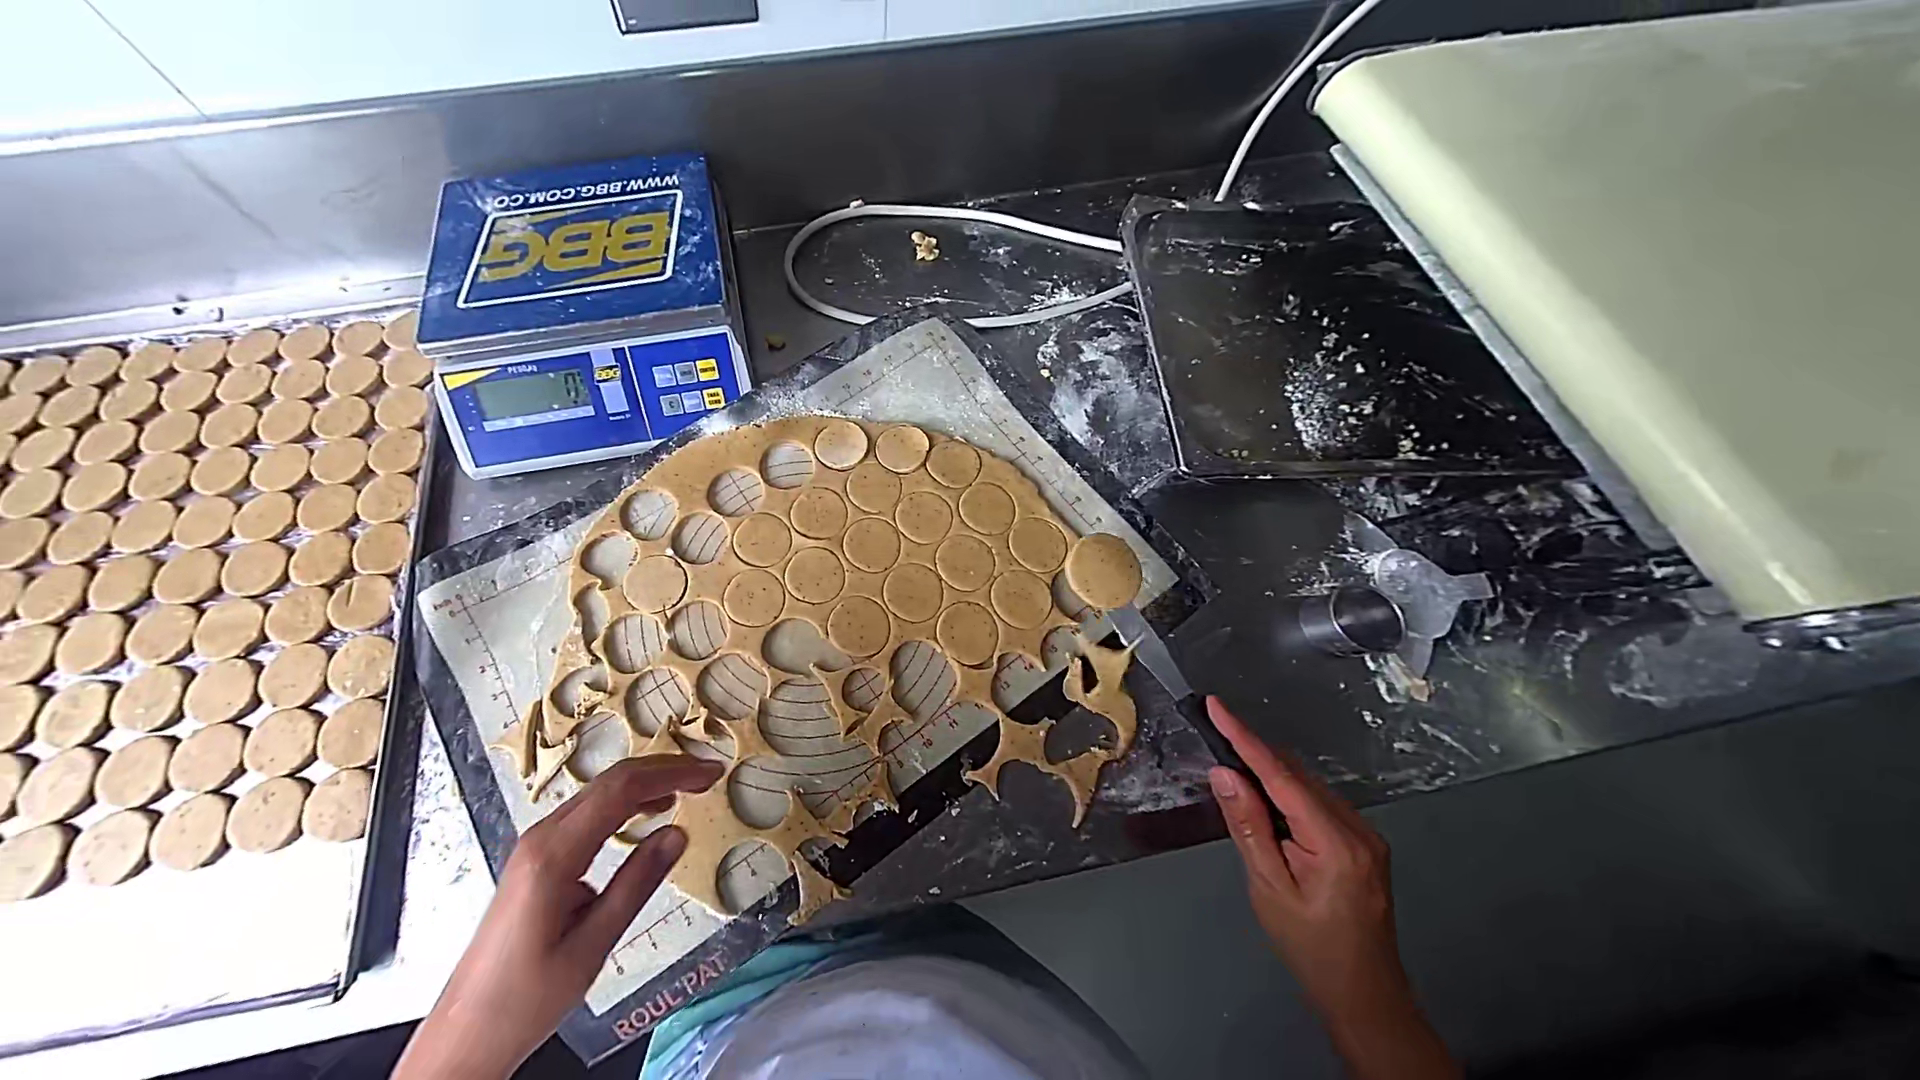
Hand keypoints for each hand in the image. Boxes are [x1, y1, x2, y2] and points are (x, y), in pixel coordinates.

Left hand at [395, 755, 723, 1079]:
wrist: (464, 1036)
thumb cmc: (525, 1000)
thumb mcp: (593, 945)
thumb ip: (637, 883)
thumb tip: (678, 833)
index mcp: (554, 855)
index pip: (622, 789)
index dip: (672, 772)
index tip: (710, 774)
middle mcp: (541, 838)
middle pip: (611, 780)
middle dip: (665, 769)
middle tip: (708, 774)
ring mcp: (536, 845)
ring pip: (600, 791)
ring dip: (648, 781)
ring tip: (689, 787)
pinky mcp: (538, 858)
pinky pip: (590, 811)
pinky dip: (627, 801)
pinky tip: (649, 810)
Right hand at [1206, 697, 1457, 1079]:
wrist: (1364, 995)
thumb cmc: (1310, 947)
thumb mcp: (1269, 887)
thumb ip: (1248, 825)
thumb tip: (1225, 772)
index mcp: (1336, 842)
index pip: (1281, 776)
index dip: (1245, 737)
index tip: (1217, 706)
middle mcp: (1358, 828)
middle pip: (1296, 774)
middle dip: (1253, 753)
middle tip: (1213, 736)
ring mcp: (1365, 834)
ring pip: (1307, 785)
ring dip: (1269, 773)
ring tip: (1232, 772)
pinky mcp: (1363, 842)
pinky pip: (1317, 801)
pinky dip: (1287, 793)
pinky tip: (1265, 803)